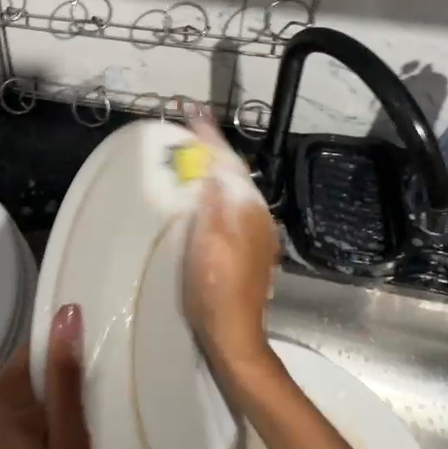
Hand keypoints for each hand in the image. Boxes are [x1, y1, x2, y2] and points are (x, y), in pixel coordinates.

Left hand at [0, 304, 98, 448]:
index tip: (85, 380)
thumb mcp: (70, 434)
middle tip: (79, 418)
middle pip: (24, 377)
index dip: (61, 363)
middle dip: (54, 389)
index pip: (31, 355)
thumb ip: (65, 372)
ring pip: (20, 399)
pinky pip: (11, 421)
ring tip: (68, 436)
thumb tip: (66, 312)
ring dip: (46, 409)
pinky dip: (33, 427)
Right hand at [182, 119, 279, 367]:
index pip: (228, 163)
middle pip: (234, 173)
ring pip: (236, 189)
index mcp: (246, 210)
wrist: (233, 334)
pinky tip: (207, 193)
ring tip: (195, 154)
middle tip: (190, 131)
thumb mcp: (206, 240)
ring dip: (217, 169)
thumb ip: (211, 201)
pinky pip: (235, 205)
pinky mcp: (251, 248)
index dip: (209, 138)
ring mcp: (257, 233)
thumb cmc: (213, 288)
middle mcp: (257, 216)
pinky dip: (220, 191)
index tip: (193, 114)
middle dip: (214, 150)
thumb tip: (212, 165)